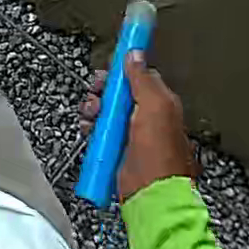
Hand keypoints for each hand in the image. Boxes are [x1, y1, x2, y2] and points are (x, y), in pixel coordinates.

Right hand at [83, 50, 196, 198]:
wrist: (151, 196)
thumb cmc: (157, 150)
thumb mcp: (154, 106)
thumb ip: (142, 79)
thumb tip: (135, 52)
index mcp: (161, 102)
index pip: (140, 76)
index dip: (124, 70)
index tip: (109, 67)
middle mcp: (146, 115)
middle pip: (120, 91)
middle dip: (105, 88)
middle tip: (95, 89)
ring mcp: (130, 133)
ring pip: (107, 109)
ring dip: (95, 106)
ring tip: (91, 111)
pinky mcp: (116, 148)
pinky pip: (100, 129)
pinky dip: (91, 125)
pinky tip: (87, 127)